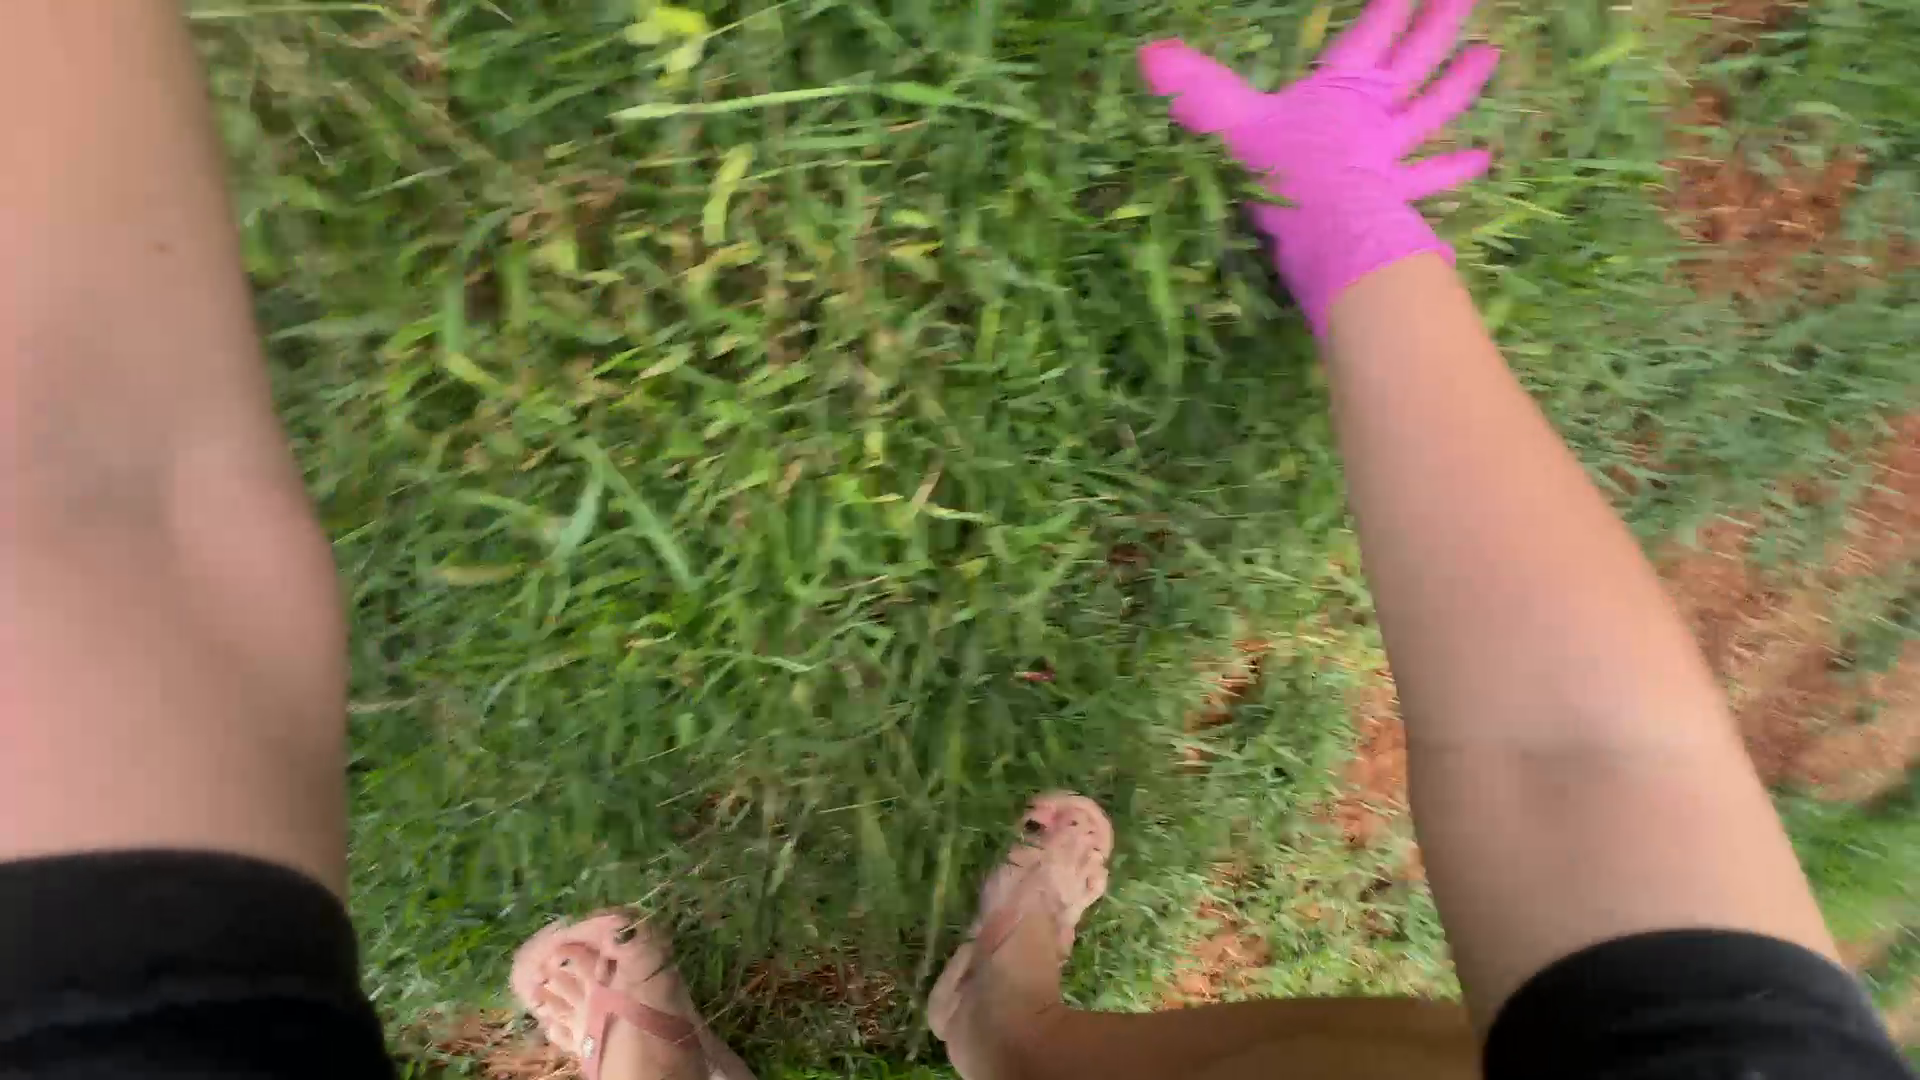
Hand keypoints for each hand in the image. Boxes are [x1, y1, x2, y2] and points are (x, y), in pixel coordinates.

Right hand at [1139, 0, 1498, 334]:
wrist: (1320, 229)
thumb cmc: (1278, 173)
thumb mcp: (1230, 126)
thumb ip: (1197, 92)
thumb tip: (1147, 54)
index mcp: (1338, 88)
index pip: (1372, 29)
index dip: (1394, 3)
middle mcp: (1371, 113)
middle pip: (1414, 58)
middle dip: (1440, 24)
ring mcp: (1387, 154)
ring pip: (1432, 110)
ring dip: (1459, 85)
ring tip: (1490, 56)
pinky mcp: (1393, 193)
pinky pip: (1427, 180)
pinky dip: (1452, 171)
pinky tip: (1483, 160)